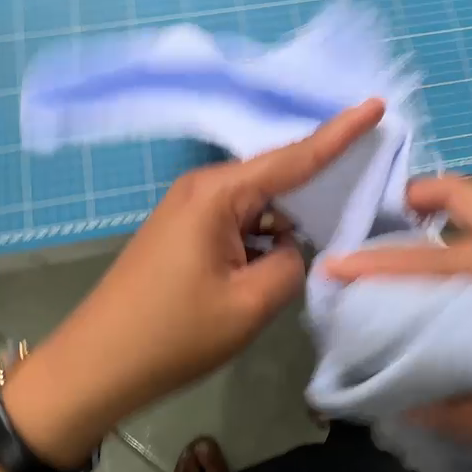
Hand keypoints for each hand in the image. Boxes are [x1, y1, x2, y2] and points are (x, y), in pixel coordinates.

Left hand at [3, 99, 385, 463]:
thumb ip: (290, 265)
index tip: (375, 104)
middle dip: (315, 184)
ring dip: (284, 224)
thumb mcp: (249, 305)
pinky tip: (275, 263)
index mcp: (219, 193)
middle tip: (361, 185)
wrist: (95, 366)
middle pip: (276, 177)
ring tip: (316, 247)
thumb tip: (290, 247)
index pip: (294, 157)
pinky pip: (238, 221)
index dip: (340, 133)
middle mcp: (203, 187)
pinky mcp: (184, 231)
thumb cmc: (172, 334)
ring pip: (258, 205)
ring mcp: (190, 209)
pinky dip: (261, 238)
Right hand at [321, 175, 471, 454]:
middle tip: (371, 233)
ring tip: (398, 258)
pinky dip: (464, 245)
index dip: (386, 260)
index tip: (337, 261)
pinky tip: (451, 285)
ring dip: (440, 225)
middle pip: (468, 198)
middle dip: (416, 203)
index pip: (445, 252)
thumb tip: (410, 406)